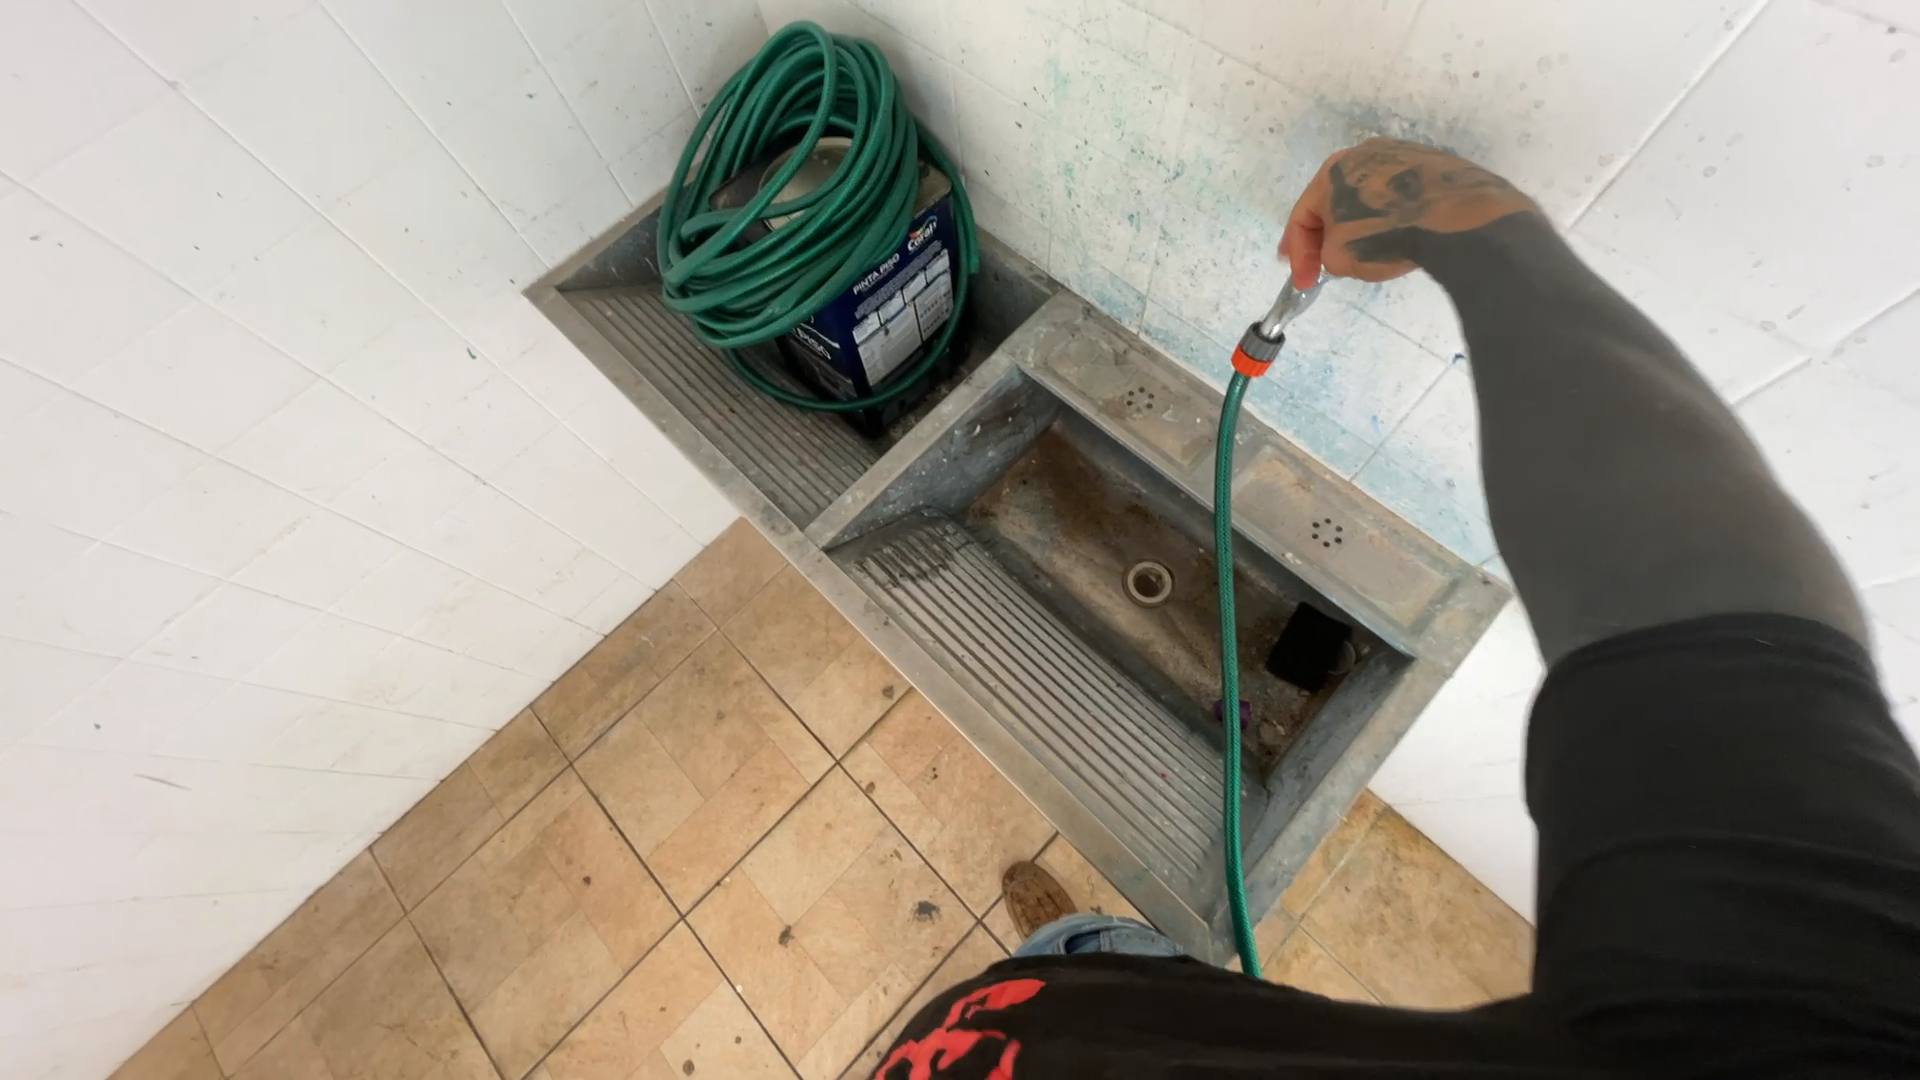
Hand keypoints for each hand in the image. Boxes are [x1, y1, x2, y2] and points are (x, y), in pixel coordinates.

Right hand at [1279, 138, 1539, 288]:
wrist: (1453, 215)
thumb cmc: (1381, 234)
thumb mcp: (1336, 257)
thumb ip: (1326, 253)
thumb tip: (1342, 248)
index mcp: (1331, 171)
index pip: (1301, 219)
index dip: (1298, 257)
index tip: (1303, 283)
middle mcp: (1362, 154)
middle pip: (1332, 204)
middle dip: (1323, 237)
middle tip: (1320, 264)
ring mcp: (1401, 154)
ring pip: (1363, 198)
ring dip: (1354, 225)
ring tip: (1357, 251)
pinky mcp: (1431, 164)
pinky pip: (1394, 196)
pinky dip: (1385, 217)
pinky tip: (1390, 236)